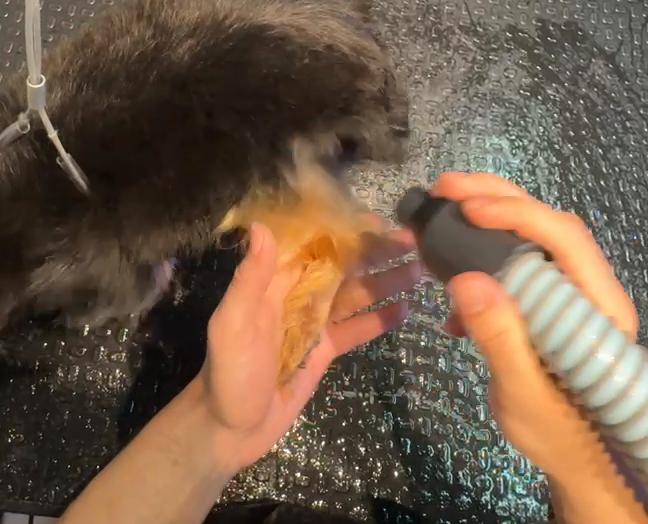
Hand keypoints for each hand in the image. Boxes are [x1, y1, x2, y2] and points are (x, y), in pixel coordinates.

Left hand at [191, 221, 420, 474]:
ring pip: (354, 293)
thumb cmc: (228, 372)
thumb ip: (251, 277)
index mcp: (275, 279)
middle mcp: (298, 292)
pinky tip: (404, 309)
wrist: (229, 429)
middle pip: (341, 264)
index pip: (314, 243)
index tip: (376, 219)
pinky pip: (355, 328)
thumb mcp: (233, 323)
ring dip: (384, 280)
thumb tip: (260, 226)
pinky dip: (378, 318)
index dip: (343, 227)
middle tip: (411, 240)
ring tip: (418, 269)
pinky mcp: (324, 348)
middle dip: (374, 251)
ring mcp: (314, 320)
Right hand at [432, 172, 646, 518]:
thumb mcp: (526, 396)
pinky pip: (518, 254)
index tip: (469, 209)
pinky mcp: (547, 297)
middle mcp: (589, 285)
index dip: (517, 213)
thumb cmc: (560, 434)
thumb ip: (501, 340)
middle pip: (547, 221)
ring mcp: (569, 289)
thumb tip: (466, 278)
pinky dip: (483, 244)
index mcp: (600, 305)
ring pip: (531, 231)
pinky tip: (451, 268)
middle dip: (497, 196)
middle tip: (446, 187)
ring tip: (445, 202)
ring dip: (488, 211)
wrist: (580, 461)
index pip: (564, 237)